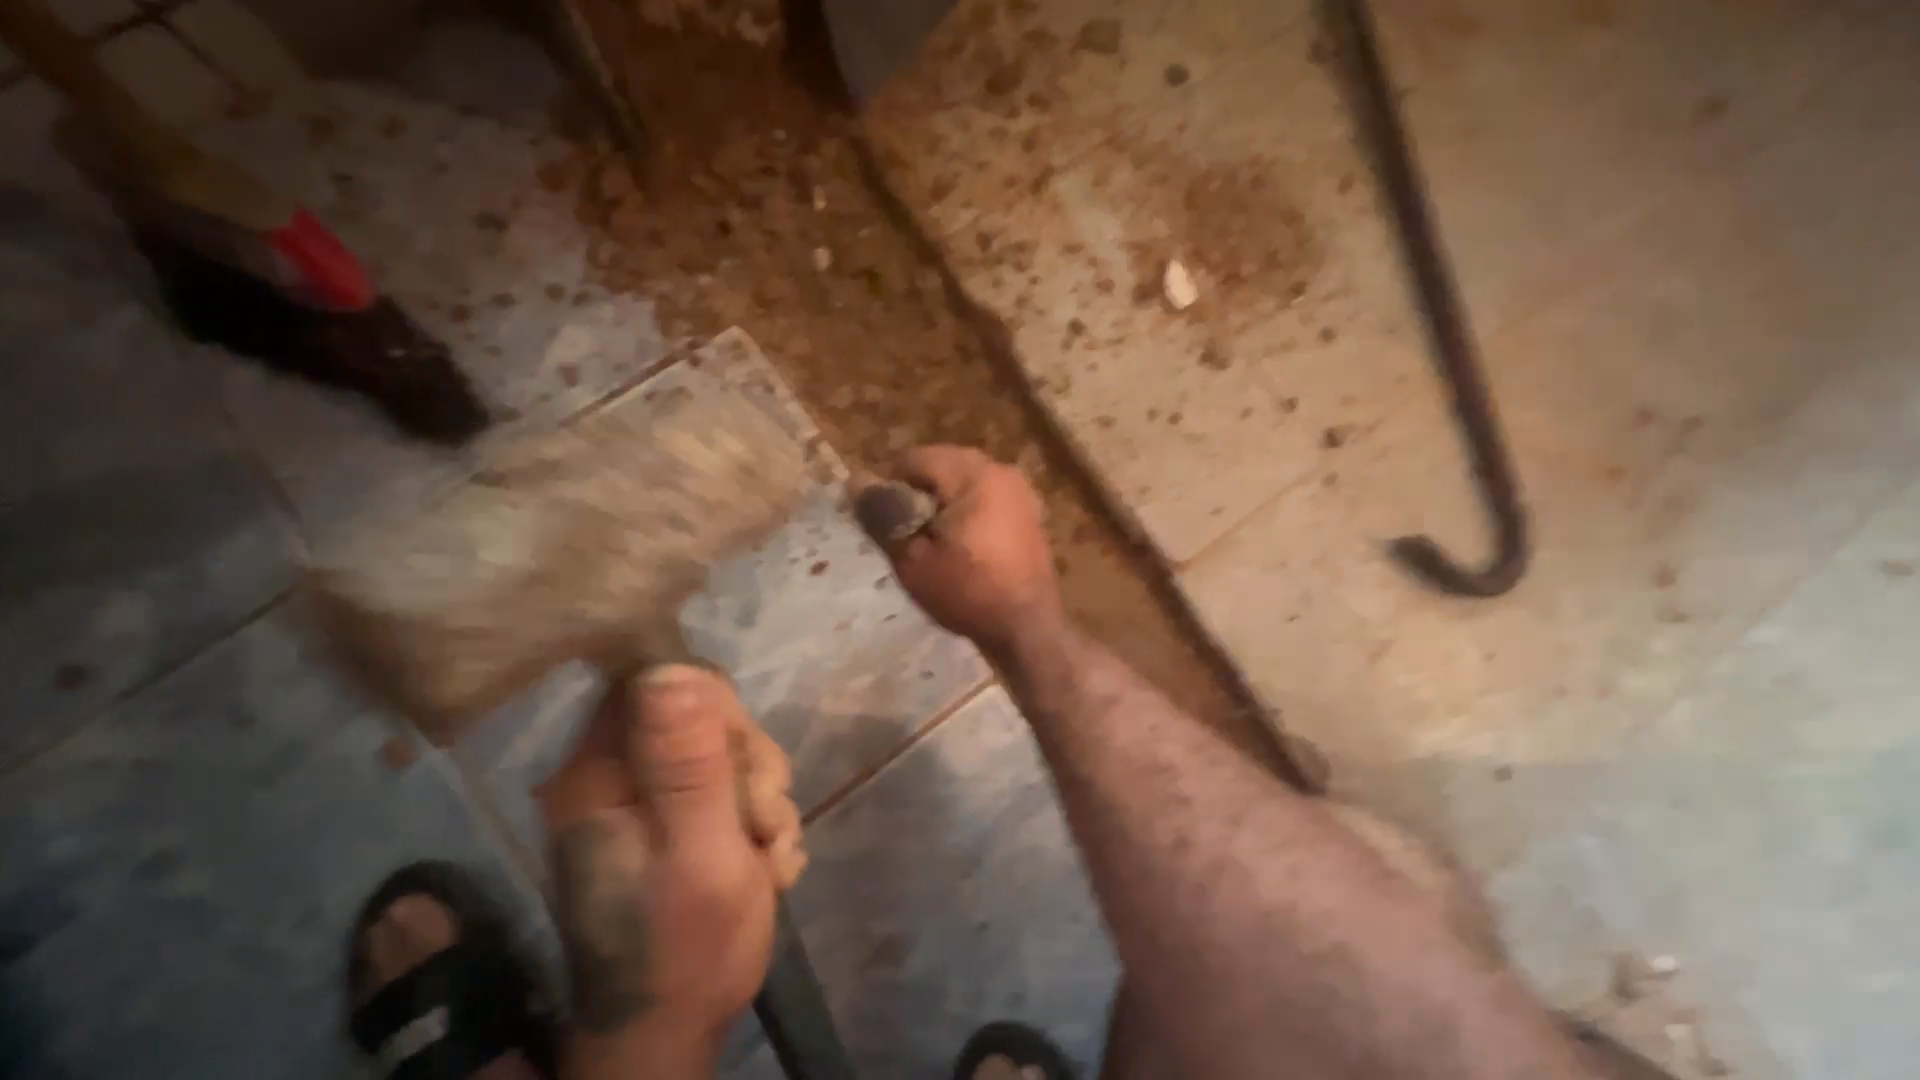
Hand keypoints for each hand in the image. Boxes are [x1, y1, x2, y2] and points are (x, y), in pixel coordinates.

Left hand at [537, 665, 799, 1075]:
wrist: (678, 1026)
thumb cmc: (683, 949)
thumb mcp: (697, 855)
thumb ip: (688, 766)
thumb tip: (673, 668)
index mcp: (601, 775)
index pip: (658, 684)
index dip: (715, 712)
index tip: (741, 764)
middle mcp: (621, 775)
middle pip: (705, 713)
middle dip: (750, 763)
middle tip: (758, 821)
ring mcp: (654, 797)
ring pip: (732, 749)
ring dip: (766, 797)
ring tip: (765, 854)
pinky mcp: (684, 817)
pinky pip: (740, 784)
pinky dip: (765, 819)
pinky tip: (767, 862)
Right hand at [859, 445, 1063, 655]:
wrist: (1028, 627)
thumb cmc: (967, 591)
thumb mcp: (912, 559)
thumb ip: (883, 516)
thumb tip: (856, 482)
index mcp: (972, 474)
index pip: (915, 459)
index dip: (887, 483)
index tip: (877, 518)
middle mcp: (1000, 470)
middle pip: (942, 466)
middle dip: (916, 491)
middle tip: (900, 529)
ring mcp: (1020, 491)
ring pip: (964, 481)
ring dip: (940, 501)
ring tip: (925, 538)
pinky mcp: (1028, 512)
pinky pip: (985, 497)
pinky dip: (965, 510)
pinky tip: (957, 543)